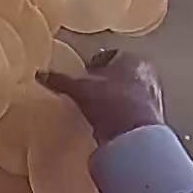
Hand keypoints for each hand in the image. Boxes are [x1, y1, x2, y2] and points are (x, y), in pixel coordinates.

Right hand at [40, 49, 164, 141]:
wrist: (133, 136)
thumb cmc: (111, 102)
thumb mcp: (79, 90)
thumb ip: (60, 81)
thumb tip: (40, 74)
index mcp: (133, 60)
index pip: (111, 56)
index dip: (96, 64)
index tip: (84, 73)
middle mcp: (147, 76)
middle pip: (121, 74)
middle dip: (106, 82)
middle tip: (89, 90)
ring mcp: (152, 98)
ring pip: (128, 93)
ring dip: (113, 99)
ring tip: (96, 108)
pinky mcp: (151, 119)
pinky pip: (130, 112)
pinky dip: (119, 115)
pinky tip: (107, 123)